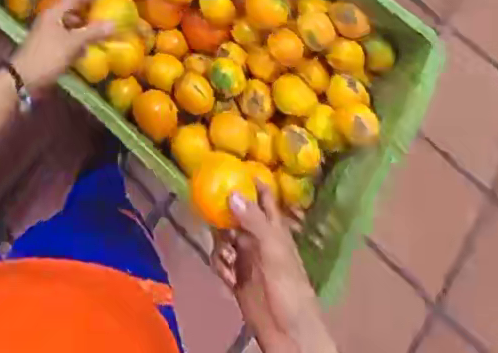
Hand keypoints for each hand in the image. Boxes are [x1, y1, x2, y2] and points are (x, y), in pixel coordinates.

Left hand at [10, 0, 115, 90]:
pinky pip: (65, 37)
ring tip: (98, 31)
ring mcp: (47, 32)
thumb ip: (92, 33)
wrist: (21, 80)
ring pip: (69, 24)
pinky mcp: (47, 46)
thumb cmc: (46, 56)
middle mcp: (50, 18)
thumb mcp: (72, 44)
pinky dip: (76, 40)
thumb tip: (113, 23)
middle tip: (104, 11)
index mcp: (54, 12)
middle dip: (88, 10)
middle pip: (72, 8)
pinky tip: (85, 49)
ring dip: (83, 26)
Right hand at [212, 182, 336, 352]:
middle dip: (224, 211)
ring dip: (218, 241)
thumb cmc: (289, 286)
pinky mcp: (237, 281)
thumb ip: (254, 220)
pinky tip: (221, 271)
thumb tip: (231, 192)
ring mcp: (247, 260)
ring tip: (218, 247)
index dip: (253, 180)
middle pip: (238, 216)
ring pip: (226, 239)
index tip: (233, 164)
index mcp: (274, 228)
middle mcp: (259, 240)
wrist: (290, 334)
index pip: (264, 197)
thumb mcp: (273, 248)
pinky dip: (218, 264)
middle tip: (207, 204)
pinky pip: (220, 264)